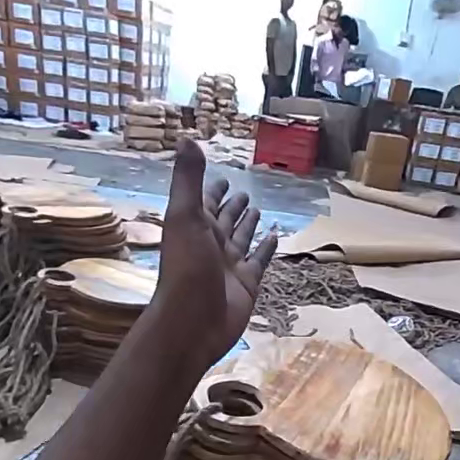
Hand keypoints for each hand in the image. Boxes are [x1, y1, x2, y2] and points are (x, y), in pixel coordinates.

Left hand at [154, 139, 276, 369]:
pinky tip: (275, 237)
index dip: (211, 190)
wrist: (195, 321)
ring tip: (257, 209)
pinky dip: (267, 249)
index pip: (205, 203)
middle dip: (232, 206)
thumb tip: (187, 138)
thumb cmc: (186, 268)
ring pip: (243, 238)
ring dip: (248, 224)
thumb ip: (188, 180)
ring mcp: (230, 265)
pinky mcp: (248, 283)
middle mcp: (212, 244)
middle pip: (225, 220)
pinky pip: (260, 260)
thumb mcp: (184, 217)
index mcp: (194, 227)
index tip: (221, 177)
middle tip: (243, 192)